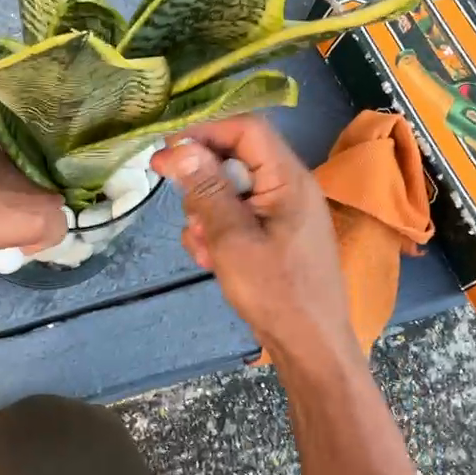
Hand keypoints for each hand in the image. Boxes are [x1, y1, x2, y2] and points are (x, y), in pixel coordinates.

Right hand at [151, 117, 353, 361]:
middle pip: (234, 160)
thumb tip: (180, 147)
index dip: (204, 133)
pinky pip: (236, 219)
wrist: (309, 345)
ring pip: (228, 192)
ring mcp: (280, 214)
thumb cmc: (275, 291)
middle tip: (186, 213)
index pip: (245, 129)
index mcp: (288, 179)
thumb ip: (206, 190)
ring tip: (204, 248)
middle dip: (202, 184)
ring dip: (205, 215)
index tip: (166, 154)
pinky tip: (211, 261)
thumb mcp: (232, 238)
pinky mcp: (272, 237)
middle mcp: (288, 188)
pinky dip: (217, 235)